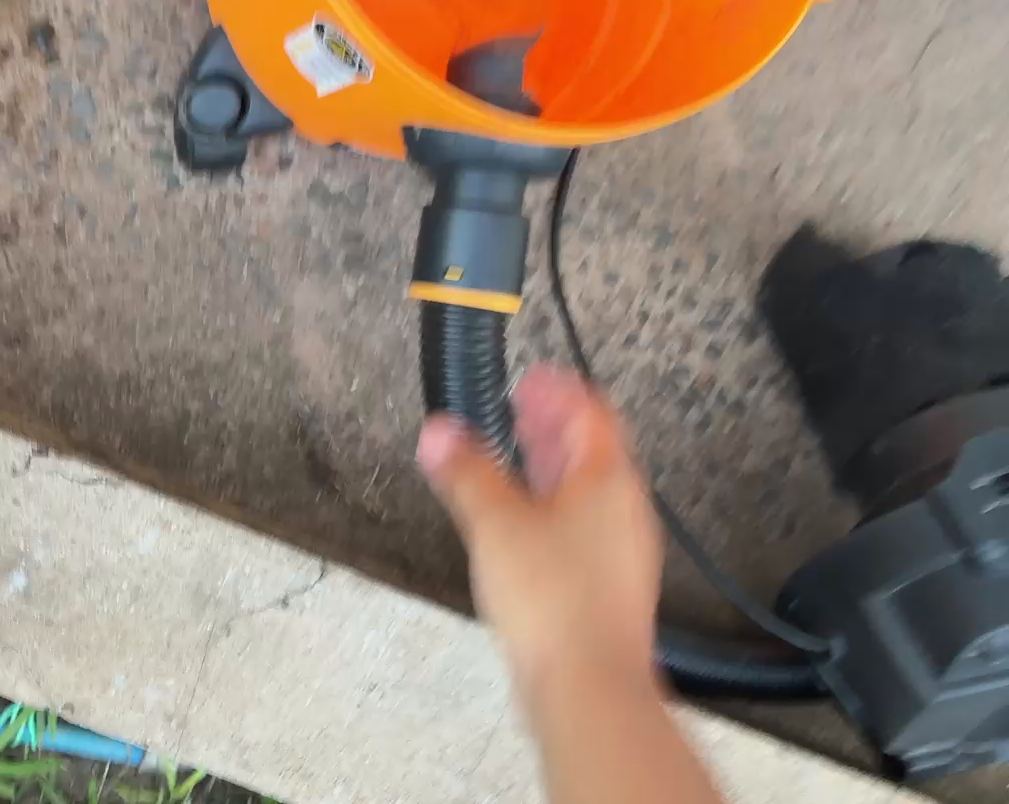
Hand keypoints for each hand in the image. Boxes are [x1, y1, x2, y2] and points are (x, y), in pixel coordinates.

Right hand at [416, 364, 663, 693]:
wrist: (585, 683)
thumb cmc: (555, 601)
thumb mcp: (495, 520)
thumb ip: (464, 470)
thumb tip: (438, 431)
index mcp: (604, 484)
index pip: (592, 415)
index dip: (561, 389)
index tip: (534, 374)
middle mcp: (618, 510)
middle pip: (590, 448)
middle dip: (552, 420)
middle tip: (521, 401)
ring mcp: (611, 546)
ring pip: (581, 483)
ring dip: (547, 455)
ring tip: (514, 443)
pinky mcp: (596, 576)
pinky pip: (573, 515)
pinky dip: (545, 493)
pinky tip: (515, 505)